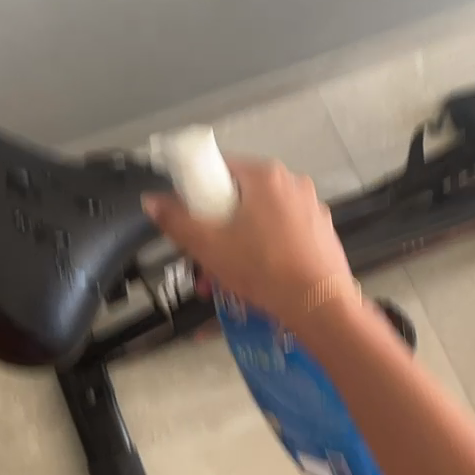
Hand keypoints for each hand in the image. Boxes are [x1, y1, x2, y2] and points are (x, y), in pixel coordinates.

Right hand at [142, 155, 354, 329]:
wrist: (320, 306)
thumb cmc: (262, 269)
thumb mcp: (209, 247)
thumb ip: (177, 221)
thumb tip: (152, 201)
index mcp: (265, 175)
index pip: (219, 168)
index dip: (198, 192)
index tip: (191, 221)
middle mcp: (292, 183)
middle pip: (240, 197)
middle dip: (217, 229)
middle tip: (204, 260)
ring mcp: (311, 208)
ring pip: (260, 220)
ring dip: (237, 246)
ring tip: (223, 282)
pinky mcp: (321, 233)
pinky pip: (281, 236)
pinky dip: (264, 253)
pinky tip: (256, 282)